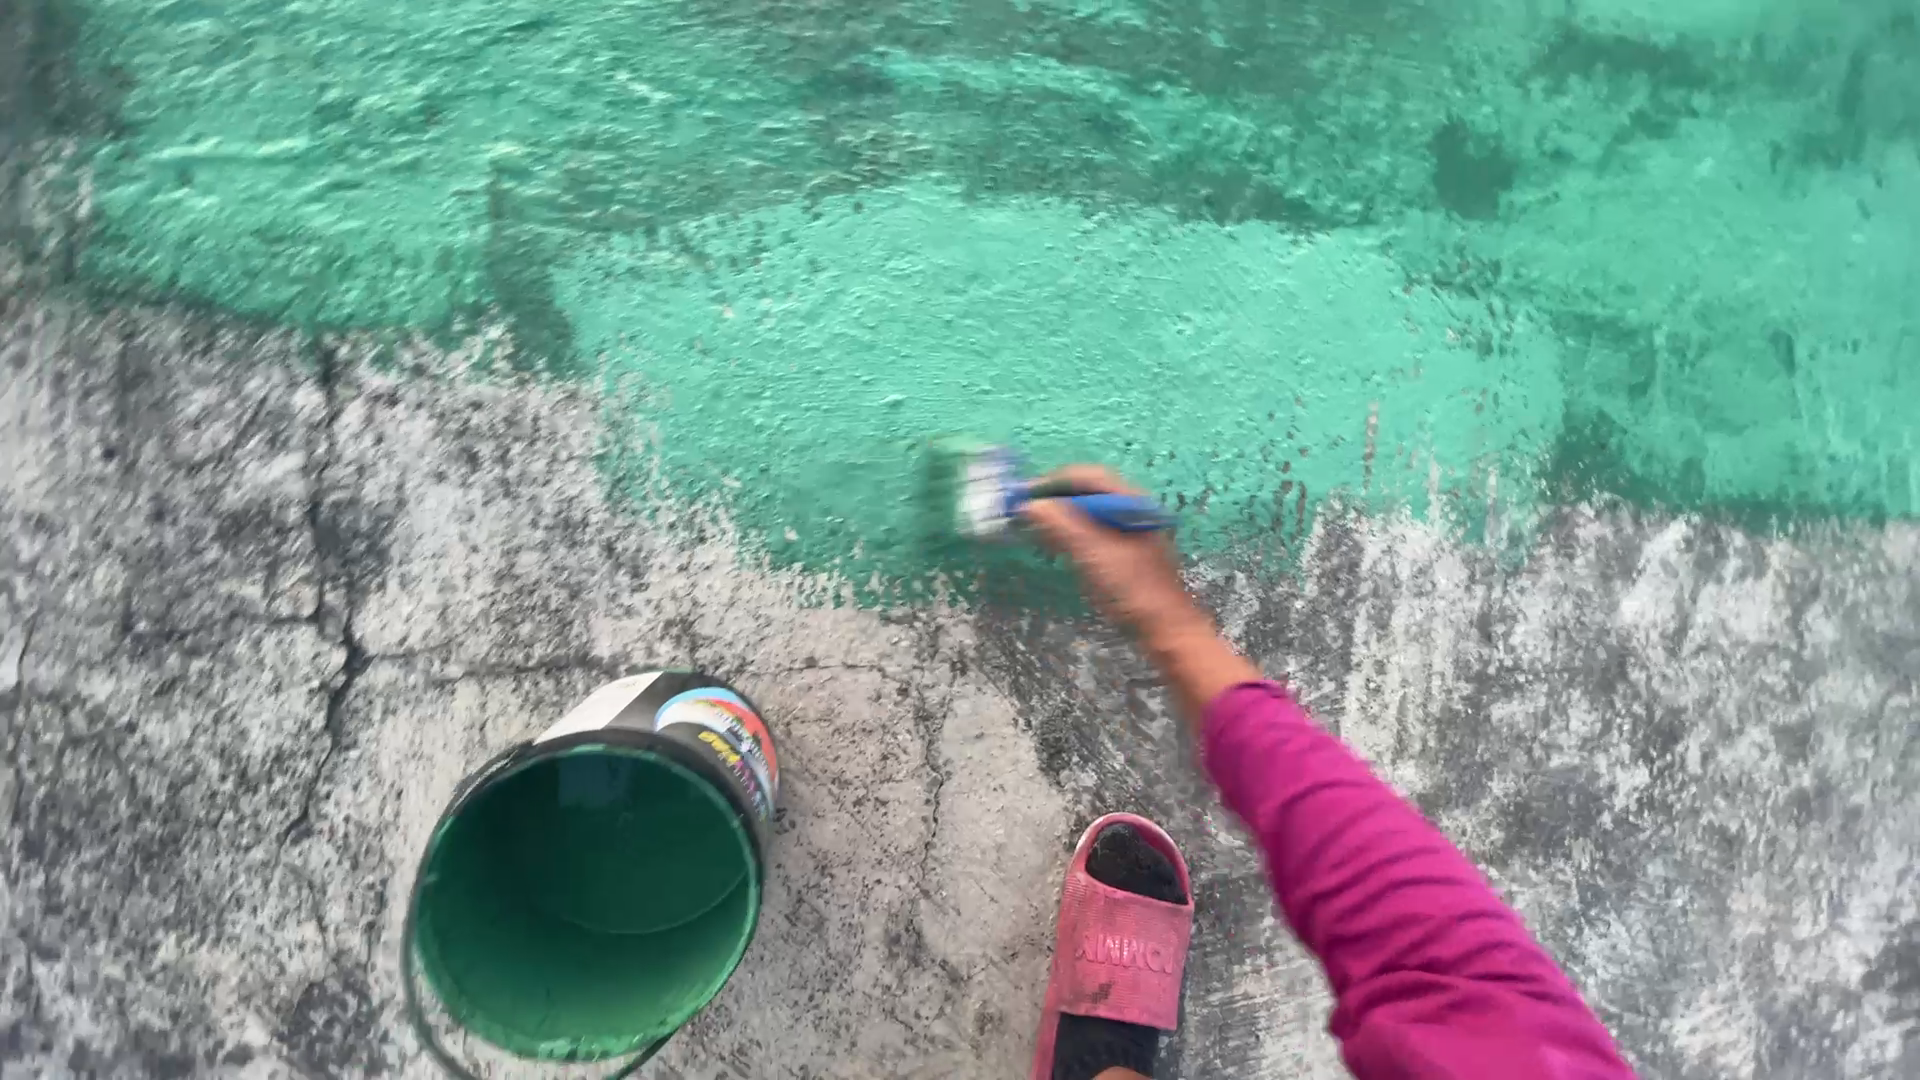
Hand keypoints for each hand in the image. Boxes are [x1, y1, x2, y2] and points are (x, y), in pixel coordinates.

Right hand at [1018, 466, 1208, 640]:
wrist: (1165, 628)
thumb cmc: (1132, 589)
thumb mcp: (1094, 554)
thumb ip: (1063, 526)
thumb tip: (1032, 505)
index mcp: (1130, 504)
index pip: (1089, 477)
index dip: (1055, 481)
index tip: (1027, 493)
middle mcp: (1132, 511)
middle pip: (1089, 493)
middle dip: (1056, 499)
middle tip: (1027, 512)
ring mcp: (1130, 532)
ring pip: (1089, 514)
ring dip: (1061, 517)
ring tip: (1035, 529)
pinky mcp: (1125, 553)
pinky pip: (1093, 533)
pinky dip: (1071, 534)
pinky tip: (1056, 546)